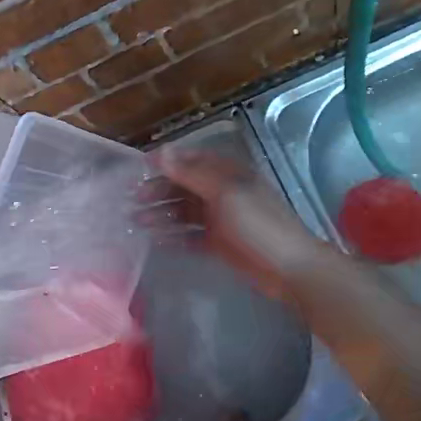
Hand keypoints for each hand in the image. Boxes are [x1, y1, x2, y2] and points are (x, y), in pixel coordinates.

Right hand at [151, 147, 329, 298]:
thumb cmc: (258, 224)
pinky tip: (155, 240)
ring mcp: (222, 219)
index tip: (139, 167)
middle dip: (160, 189)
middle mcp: (224, 192)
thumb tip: (162, 151)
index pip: (193, 159)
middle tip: (132, 199)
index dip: (168, 161)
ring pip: (186, 211)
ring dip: (163, 213)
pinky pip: (192, 235)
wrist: (289, 268)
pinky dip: (175, 236)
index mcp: (229, 173)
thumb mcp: (225, 193)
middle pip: (186, 185)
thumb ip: (193, 173)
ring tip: (136, 220)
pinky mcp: (220, 244)